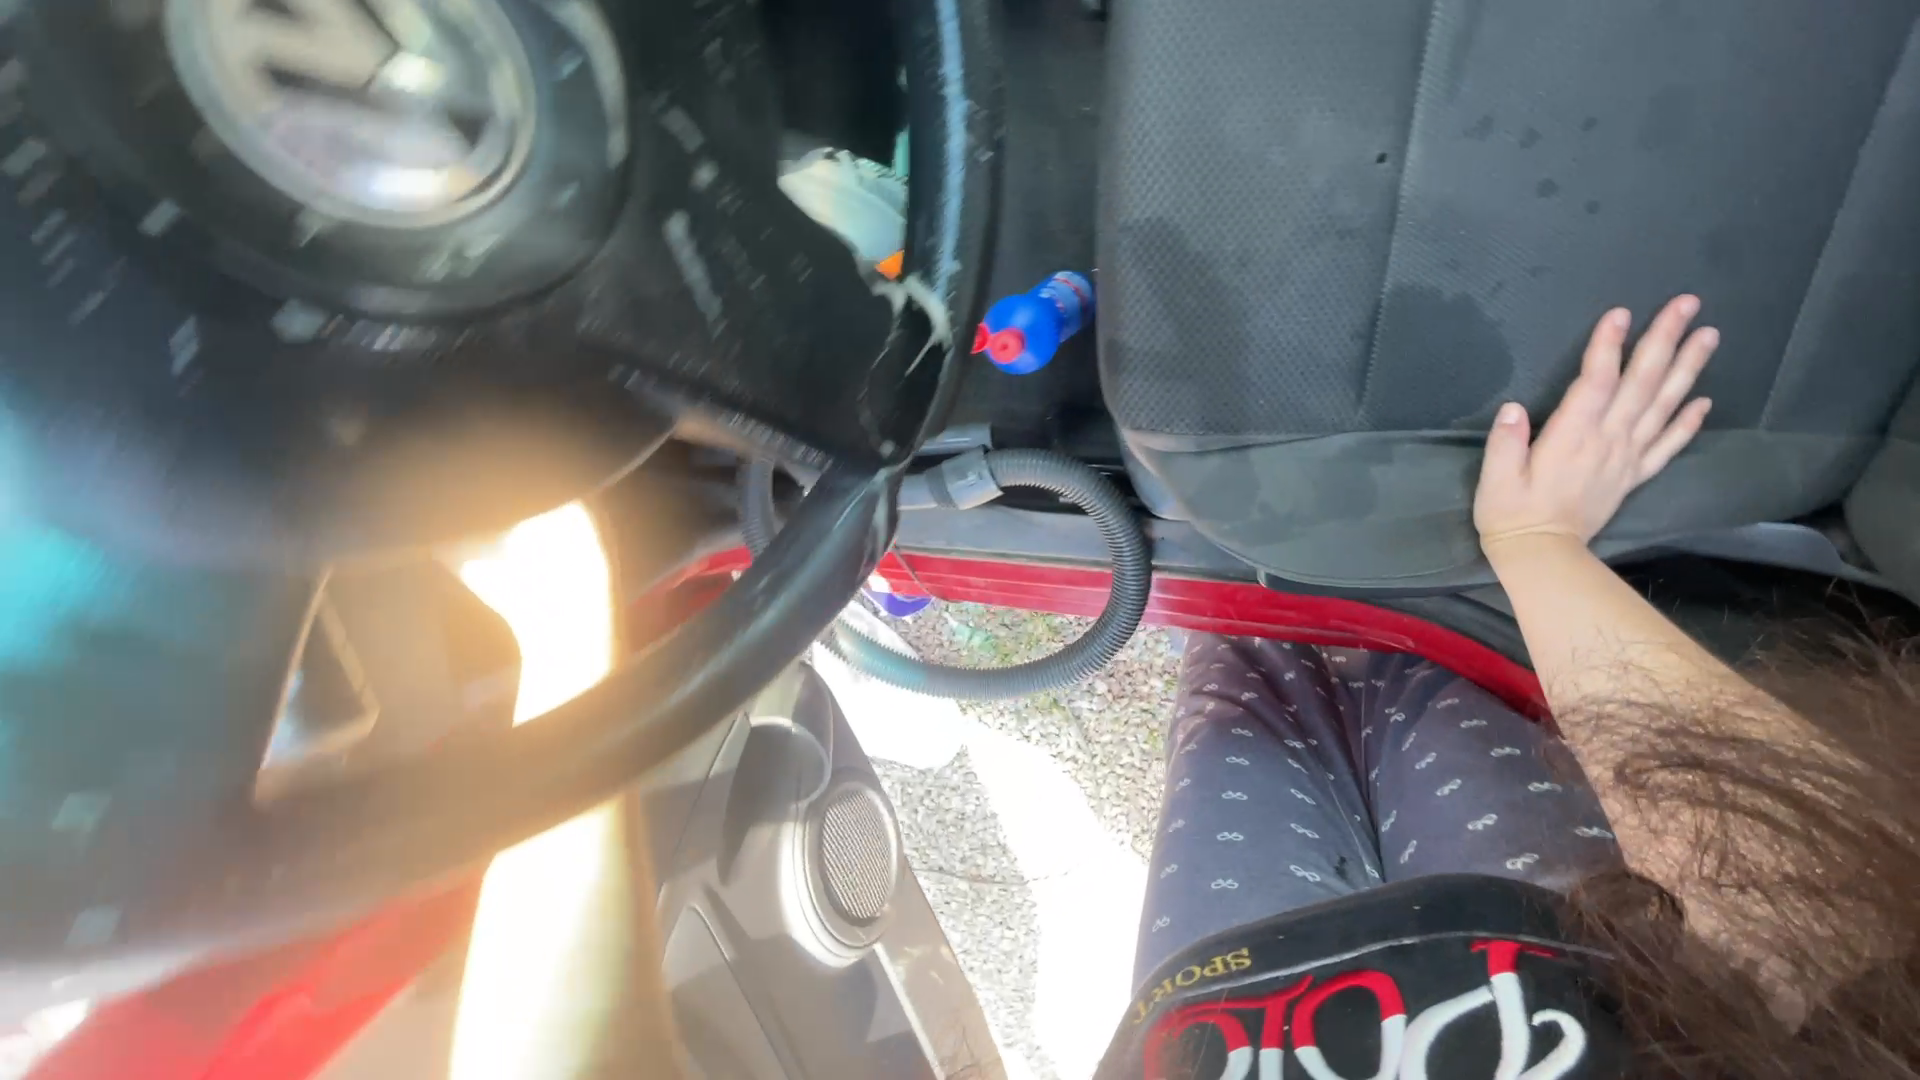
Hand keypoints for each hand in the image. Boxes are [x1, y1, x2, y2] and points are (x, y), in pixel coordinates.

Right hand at [1474, 294, 1717, 551]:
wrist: (1540, 553)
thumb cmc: (1509, 513)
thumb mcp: (1494, 479)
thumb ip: (1505, 443)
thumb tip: (1513, 408)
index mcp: (1571, 438)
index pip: (1596, 384)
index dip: (1607, 348)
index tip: (1620, 314)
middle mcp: (1607, 442)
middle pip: (1641, 385)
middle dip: (1662, 342)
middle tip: (1686, 304)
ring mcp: (1625, 458)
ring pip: (1663, 406)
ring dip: (1687, 368)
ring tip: (1708, 335)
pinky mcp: (1632, 475)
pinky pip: (1667, 444)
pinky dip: (1689, 421)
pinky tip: (1702, 399)